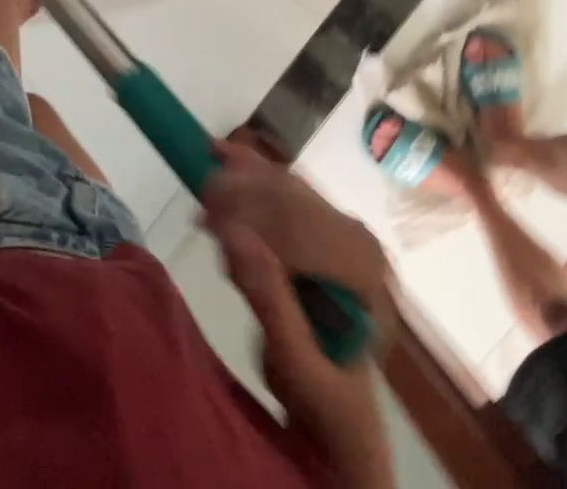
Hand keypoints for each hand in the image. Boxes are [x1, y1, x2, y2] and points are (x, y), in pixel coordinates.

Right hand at [202, 142, 396, 482]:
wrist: (335, 409)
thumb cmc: (321, 397)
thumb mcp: (294, 361)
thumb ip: (270, 300)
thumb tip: (235, 234)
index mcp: (366, 279)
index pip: (306, 230)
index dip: (253, 216)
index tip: (206, 215)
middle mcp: (363, 247)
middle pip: (297, 202)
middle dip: (245, 191)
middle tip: (200, 192)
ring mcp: (346, 236)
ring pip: (291, 189)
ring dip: (246, 175)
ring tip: (208, 169)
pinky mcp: (327, 232)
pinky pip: (288, 192)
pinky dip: (253, 175)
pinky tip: (225, 158)